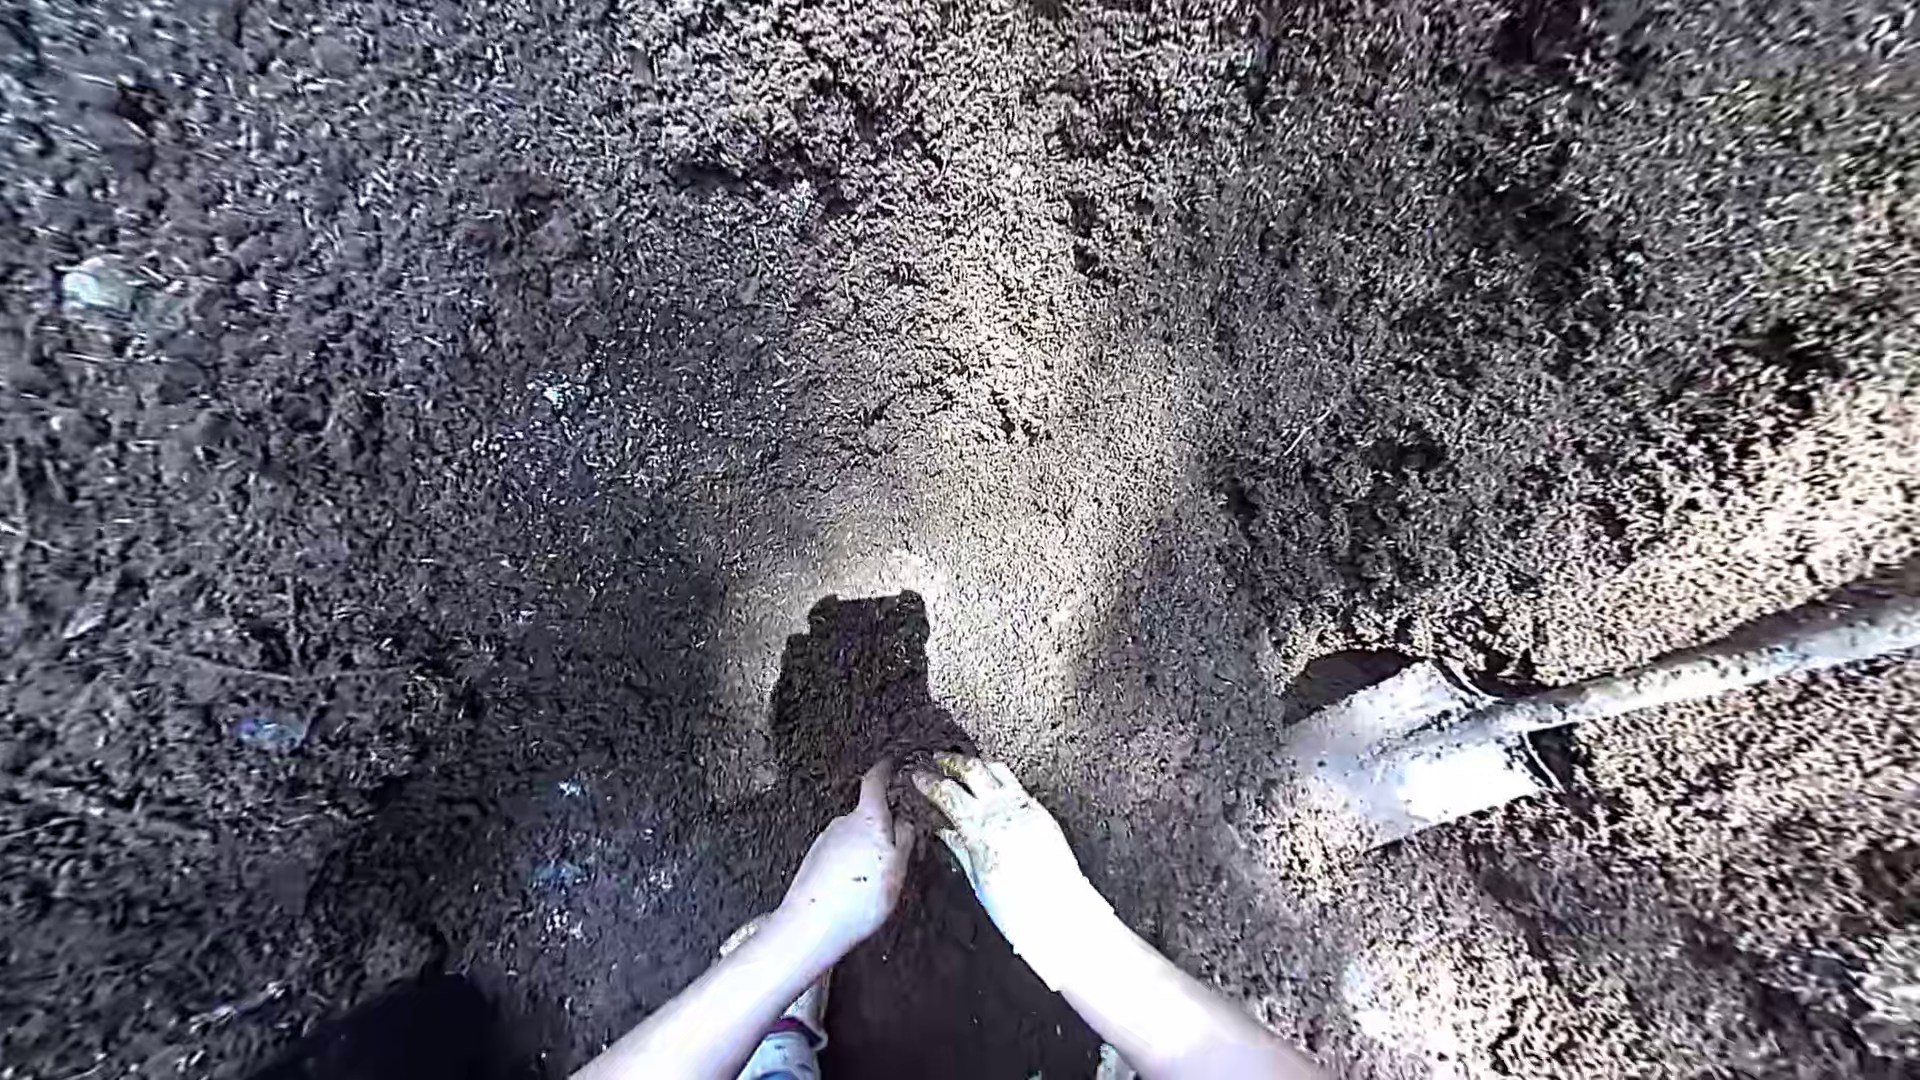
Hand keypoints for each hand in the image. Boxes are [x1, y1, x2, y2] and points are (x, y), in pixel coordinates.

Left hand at [778, 760, 914, 956]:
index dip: (884, 770)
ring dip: (864, 851)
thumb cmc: (858, 898)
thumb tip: (905, 821)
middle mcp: (843, 822)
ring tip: (873, 884)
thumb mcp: (897, 868)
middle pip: (866, 814)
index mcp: (866, 818)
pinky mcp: (814, 861)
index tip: (889, 764)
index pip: (874, 781)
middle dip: (880, 828)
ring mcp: (825, 841)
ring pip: (853, 837)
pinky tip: (854, 891)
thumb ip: (904, 840)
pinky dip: (849, 866)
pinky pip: (840, 855)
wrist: (810, 927)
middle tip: (894, 854)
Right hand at [912, 753, 1113, 989]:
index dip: (928, 782)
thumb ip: (960, 849)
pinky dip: (999, 778)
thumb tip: (946, 832)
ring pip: (996, 769)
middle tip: (938, 759)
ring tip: (965, 763)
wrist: (1062, 914)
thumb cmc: (1019, 908)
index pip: (947, 793)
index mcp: (981, 828)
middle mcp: (1002, 809)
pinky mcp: (1039, 811)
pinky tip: (993, 784)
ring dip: (977, 763)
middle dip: (951, 761)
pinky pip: (1015, 784)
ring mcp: (1024, 806)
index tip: (917, 776)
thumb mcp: (978, 880)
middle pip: (971, 770)